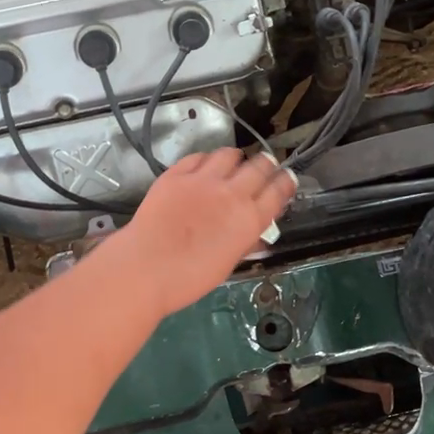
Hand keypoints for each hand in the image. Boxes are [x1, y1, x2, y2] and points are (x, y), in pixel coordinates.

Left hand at [114, 149, 296, 316]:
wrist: (146, 267)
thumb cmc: (189, 278)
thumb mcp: (227, 263)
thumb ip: (245, 242)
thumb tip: (256, 235)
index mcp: (250, 219)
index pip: (279, 191)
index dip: (286, 181)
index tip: (286, 178)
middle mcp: (232, 193)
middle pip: (259, 166)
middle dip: (266, 164)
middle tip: (265, 165)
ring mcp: (203, 180)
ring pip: (228, 155)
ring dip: (235, 159)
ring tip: (233, 163)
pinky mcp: (176, 174)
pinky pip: (198, 157)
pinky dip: (206, 160)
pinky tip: (204, 167)